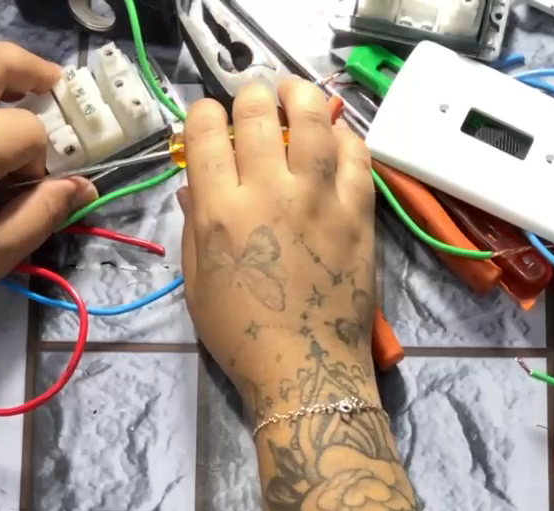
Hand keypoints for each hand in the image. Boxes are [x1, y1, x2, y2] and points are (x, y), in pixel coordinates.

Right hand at [180, 79, 377, 418]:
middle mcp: (268, 192)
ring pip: (312, 118)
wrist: (306, 371)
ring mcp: (319, 200)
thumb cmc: (244, 340)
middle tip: (255, 106)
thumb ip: (195, 230)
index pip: (206, 130)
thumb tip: (196, 186)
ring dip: (300, 96)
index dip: (204, 114)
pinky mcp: (357, 215)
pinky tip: (334, 138)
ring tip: (296, 95)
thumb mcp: (198, 289)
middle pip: (257, 111)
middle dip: (250, 98)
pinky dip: (343, 137)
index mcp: (220, 212)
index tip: (210, 123)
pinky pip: (356, 156)